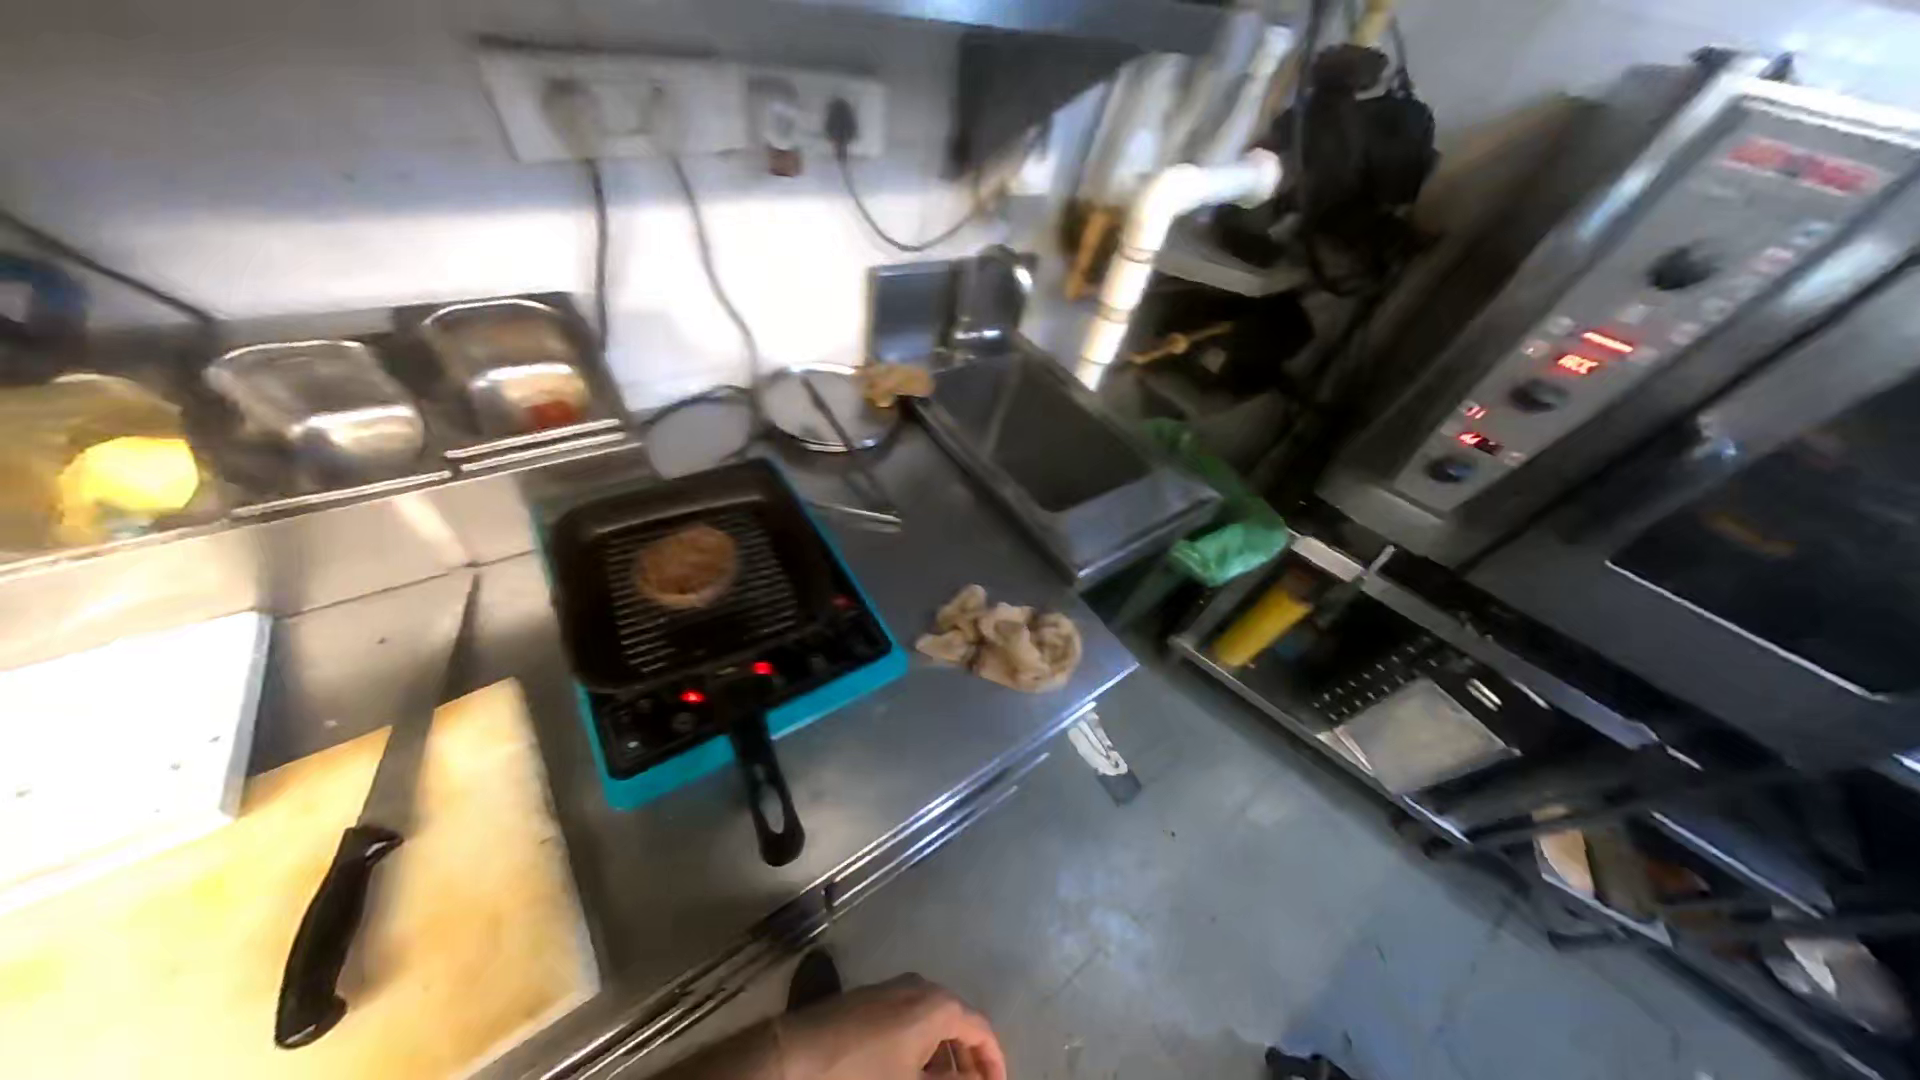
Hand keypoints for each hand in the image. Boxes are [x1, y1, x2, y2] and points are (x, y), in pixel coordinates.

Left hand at [777, 974, 1006, 1079]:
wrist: (798, 1054)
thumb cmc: (863, 1074)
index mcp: (937, 1004)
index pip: (981, 1029)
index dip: (994, 1062)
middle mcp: (920, 986)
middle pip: (957, 1023)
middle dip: (968, 1061)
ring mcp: (893, 989)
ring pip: (932, 1022)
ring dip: (944, 1056)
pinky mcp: (871, 999)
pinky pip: (910, 1020)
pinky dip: (921, 1047)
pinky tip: (913, 1072)